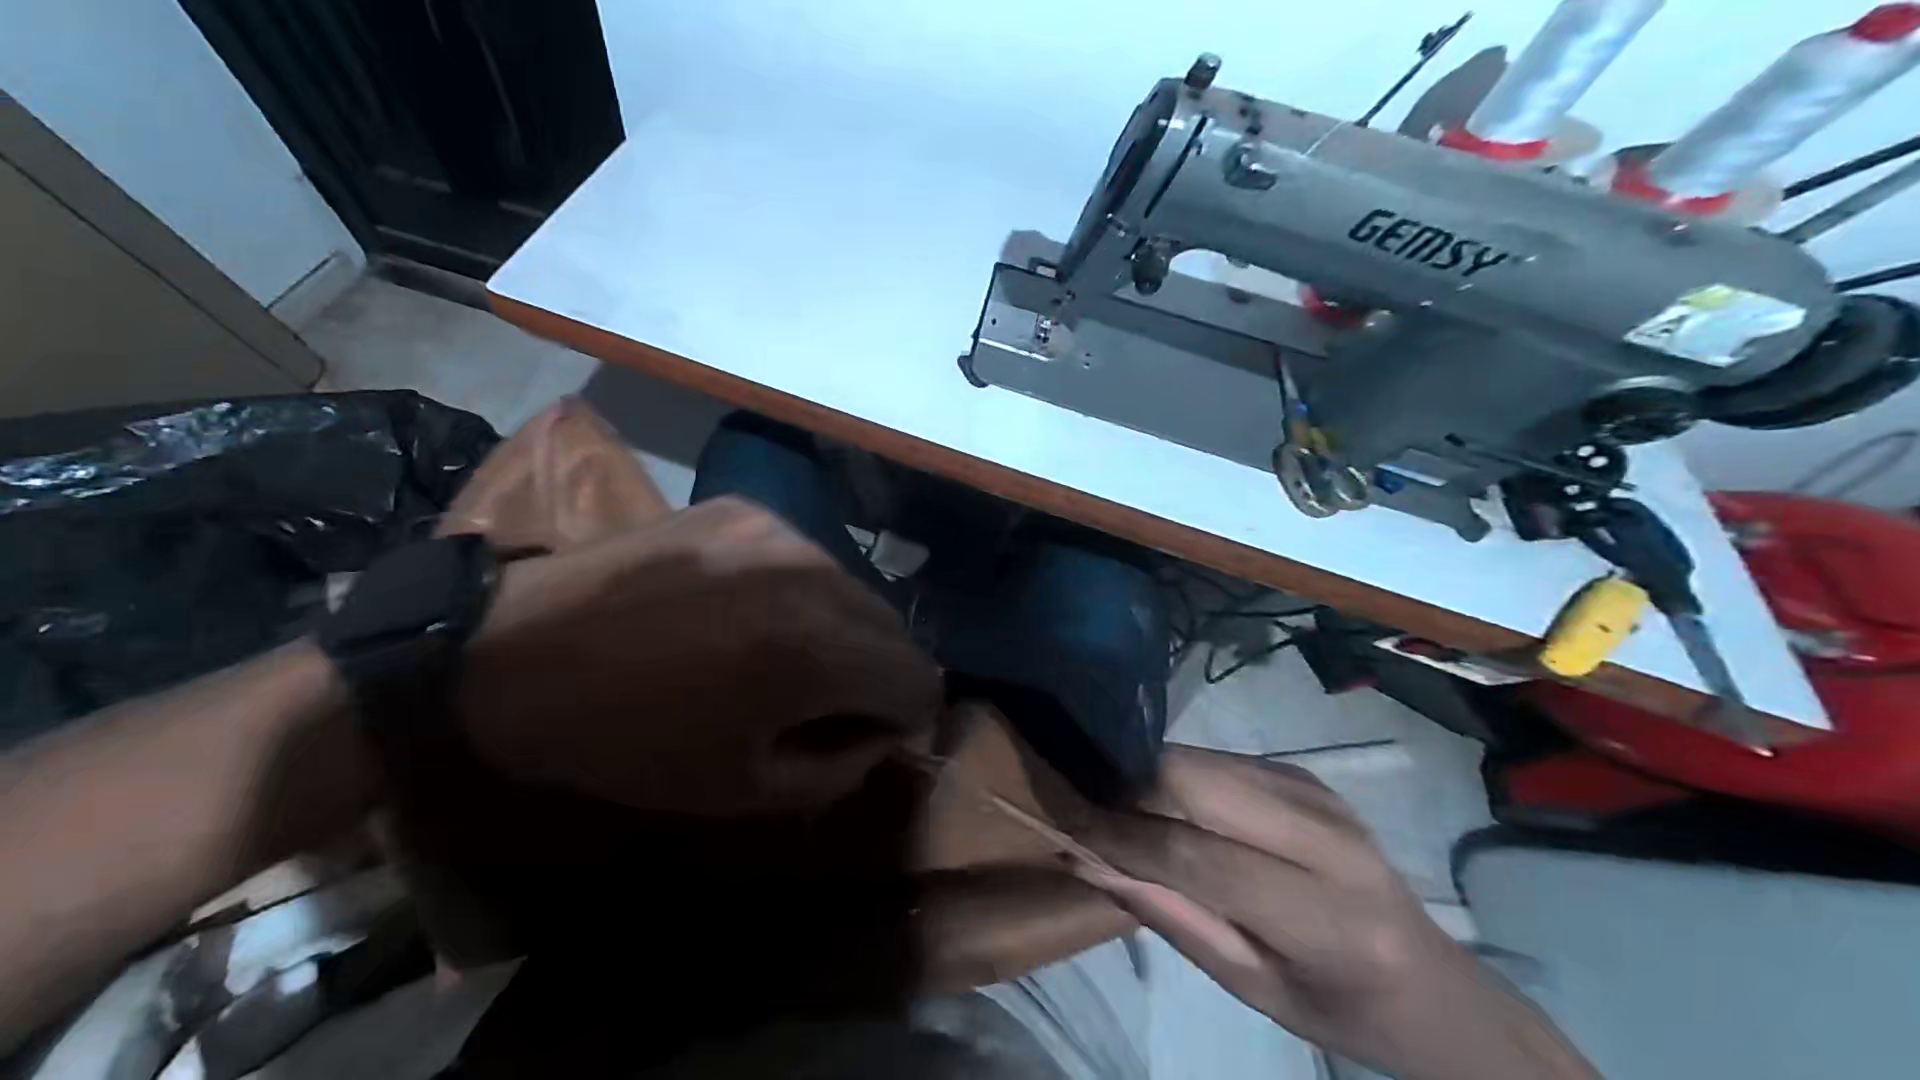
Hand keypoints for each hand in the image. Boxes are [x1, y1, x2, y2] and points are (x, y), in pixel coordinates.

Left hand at [457, 496, 942, 815]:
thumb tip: (882, 731)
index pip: (922, 679)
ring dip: (837, 629)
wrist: (512, 650)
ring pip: (855, 590)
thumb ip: (840, 766)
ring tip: (776, 653)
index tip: (861, 734)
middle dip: (873, 672)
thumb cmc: (626, 738)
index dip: (903, 717)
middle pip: (897, 629)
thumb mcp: (743, 789)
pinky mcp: (746, 508)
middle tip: (817, 701)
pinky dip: (798, 593)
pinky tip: (742, 610)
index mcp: (818, 649)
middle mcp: (816, 573)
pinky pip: (809, 559)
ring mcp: (781, 530)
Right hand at [1072, 748, 1597, 1079]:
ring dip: (1151, 782)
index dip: (1123, 838)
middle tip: (1101, 821)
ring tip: (1133, 819)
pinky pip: (1216, 757)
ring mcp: (1316, 790)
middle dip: (1131, 791)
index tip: (1070, 830)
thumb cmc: (1338, 1006)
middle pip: (1193, 777)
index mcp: (1327, 914)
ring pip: (1198, 757)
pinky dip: (1180, 779)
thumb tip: (1086, 861)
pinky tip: (1178, 812)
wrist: (1431, 980)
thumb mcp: (1251, 987)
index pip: (1198, 854)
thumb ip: (1168, 916)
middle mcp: (1326, 833)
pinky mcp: (1304, 770)